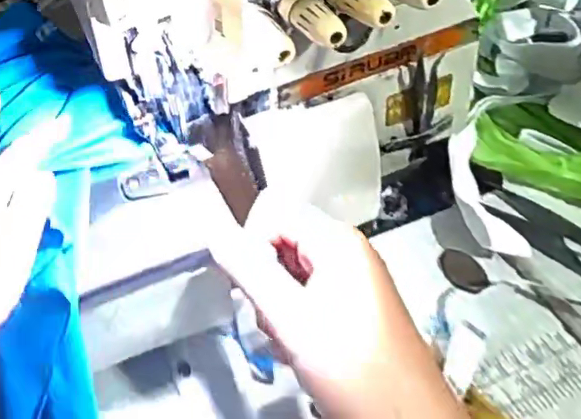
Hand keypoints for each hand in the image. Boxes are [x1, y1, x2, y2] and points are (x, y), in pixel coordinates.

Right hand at [210, 191, 463, 418]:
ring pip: (293, 265)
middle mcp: (347, 247)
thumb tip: (220, 239)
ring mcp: (354, 273)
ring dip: (279, 301)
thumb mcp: (293, 321)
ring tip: (292, 340)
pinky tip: (305, 346)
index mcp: (336, 239)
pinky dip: (297, 313)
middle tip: (274, 320)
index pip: (273, 208)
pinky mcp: (356, 300)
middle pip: (283, 236)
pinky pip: (310, 288)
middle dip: (266, 276)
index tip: (250, 284)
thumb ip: (251, 274)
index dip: (252, 242)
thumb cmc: (361, 373)